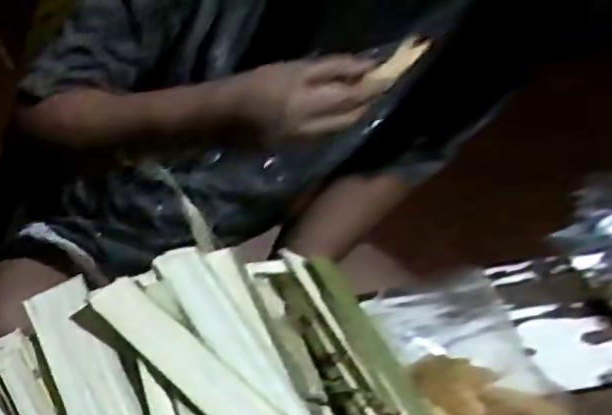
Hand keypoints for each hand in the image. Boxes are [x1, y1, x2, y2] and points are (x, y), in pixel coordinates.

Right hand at [223, 55, 379, 141]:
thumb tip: (370, 68)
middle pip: (348, 118)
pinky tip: (328, 113)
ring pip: (335, 130)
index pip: (355, 96)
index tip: (393, 72)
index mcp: (308, 105)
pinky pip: (318, 136)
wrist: (218, 116)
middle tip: (373, 86)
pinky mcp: (284, 149)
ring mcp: (294, 142)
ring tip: (352, 99)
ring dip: (348, 115)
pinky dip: (330, 124)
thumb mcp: (298, 69)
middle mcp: (305, 129)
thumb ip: (335, 69)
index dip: (377, 84)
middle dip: (365, 102)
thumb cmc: (257, 84)